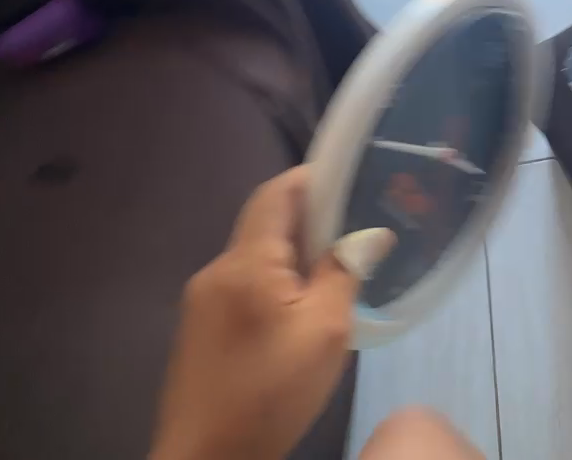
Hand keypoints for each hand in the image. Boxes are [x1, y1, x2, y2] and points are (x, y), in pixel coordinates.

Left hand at [149, 166, 395, 459]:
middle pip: (268, 221)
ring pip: (259, 254)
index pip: (277, 193)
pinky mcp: (200, 328)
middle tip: (361, 225)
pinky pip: (247, 281)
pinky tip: (305, 304)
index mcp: (245, 263)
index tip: (356, 179)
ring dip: (298, 251)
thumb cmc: (269, 393)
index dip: (315, 177)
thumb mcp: (325, 330)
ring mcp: (203, 301)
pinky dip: (280, 278)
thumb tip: (371, 234)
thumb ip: (345, 271)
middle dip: (315, 217)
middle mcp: (217, 271)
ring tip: (342, 265)